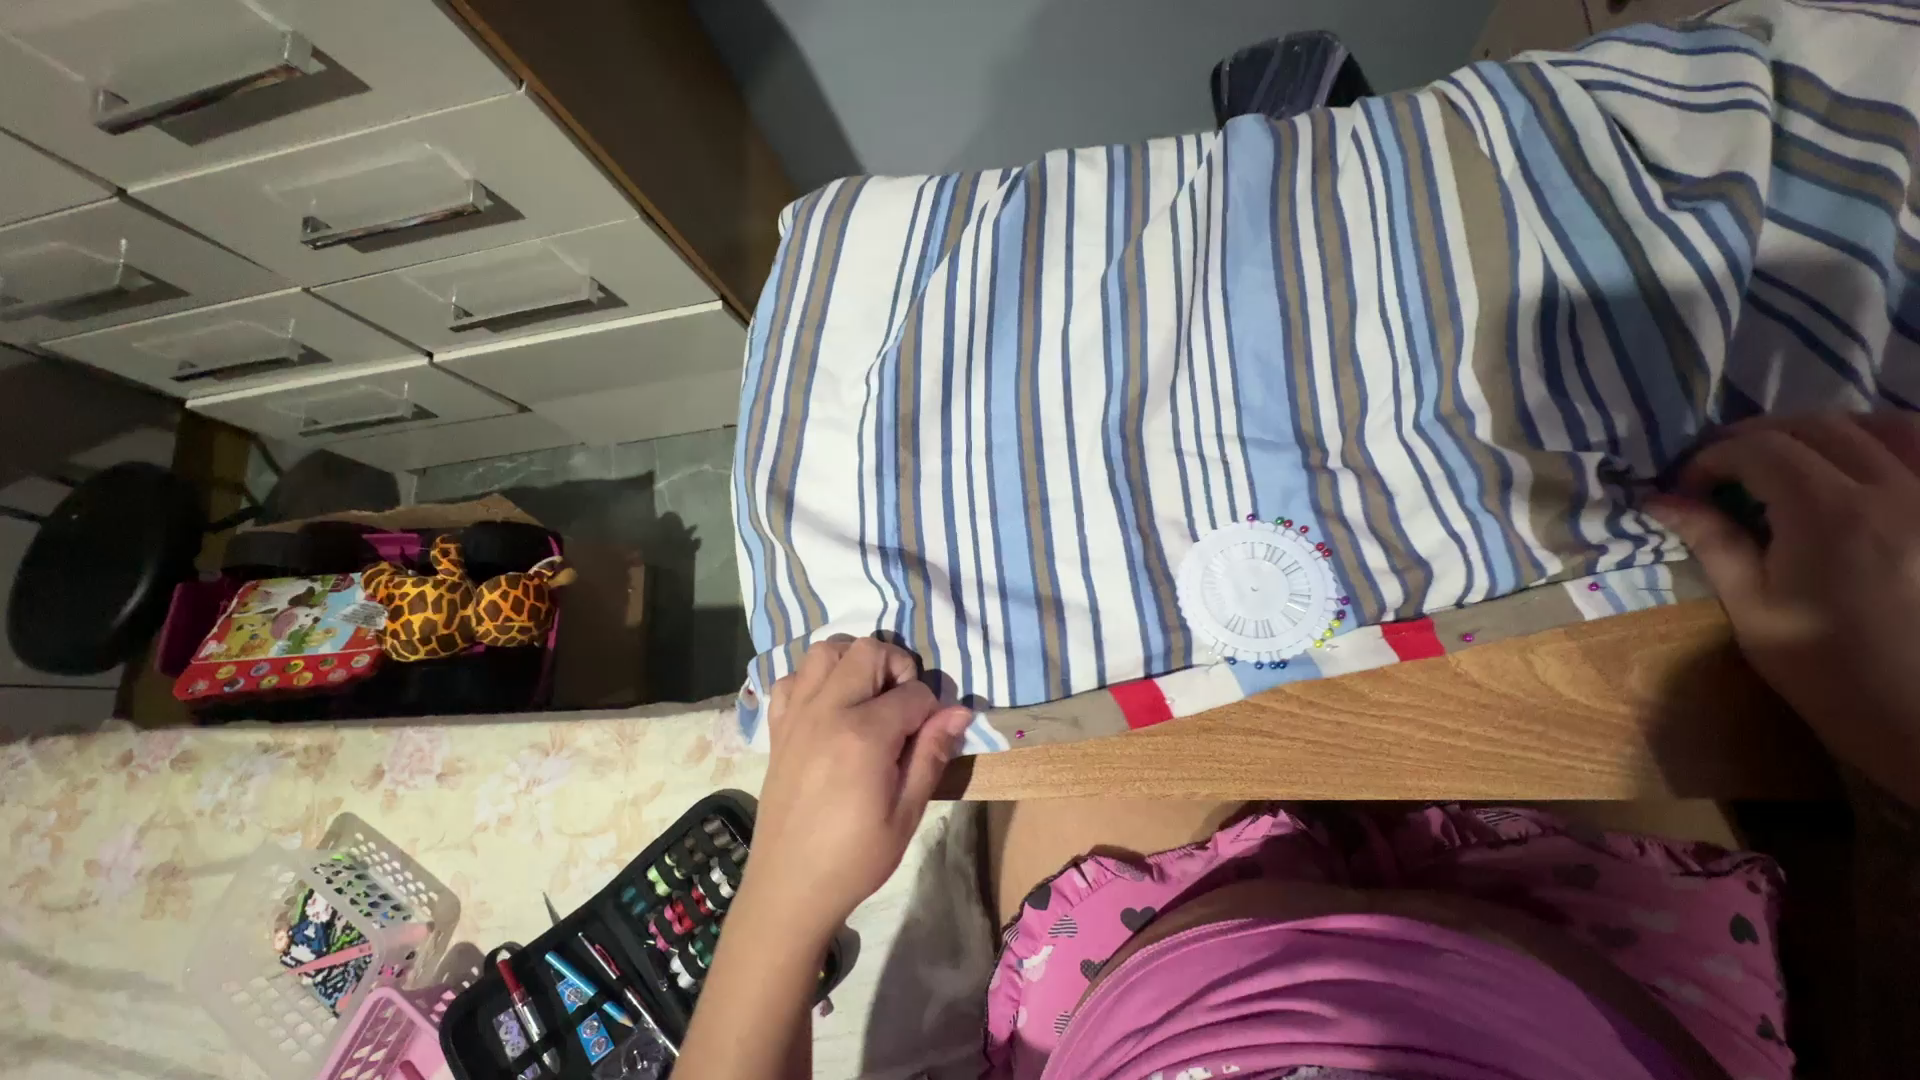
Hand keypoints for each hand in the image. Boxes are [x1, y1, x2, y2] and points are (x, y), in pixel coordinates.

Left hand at [740, 636, 971, 934]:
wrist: (790, 887)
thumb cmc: (856, 857)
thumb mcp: (907, 812)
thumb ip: (931, 753)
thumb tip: (959, 710)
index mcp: (864, 735)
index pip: (913, 692)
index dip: (932, 709)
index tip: (931, 735)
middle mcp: (827, 711)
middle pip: (868, 651)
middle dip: (897, 667)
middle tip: (904, 707)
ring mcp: (797, 715)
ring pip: (825, 651)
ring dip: (854, 662)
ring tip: (869, 696)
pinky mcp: (777, 728)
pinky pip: (793, 678)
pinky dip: (815, 679)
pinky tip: (830, 708)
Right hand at [1647, 410, 1919, 803]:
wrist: (1918, 711)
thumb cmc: (1823, 665)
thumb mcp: (1751, 605)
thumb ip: (1713, 540)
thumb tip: (1660, 499)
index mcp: (1831, 515)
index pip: (1760, 449)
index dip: (1710, 458)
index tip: (1684, 488)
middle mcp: (1896, 491)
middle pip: (1818, 426)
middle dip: (1757, 438)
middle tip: (1721, 468)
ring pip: (1885, 424)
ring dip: (1825, 431)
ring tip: (1789, 460)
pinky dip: (1888, 442)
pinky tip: (1857, 466)